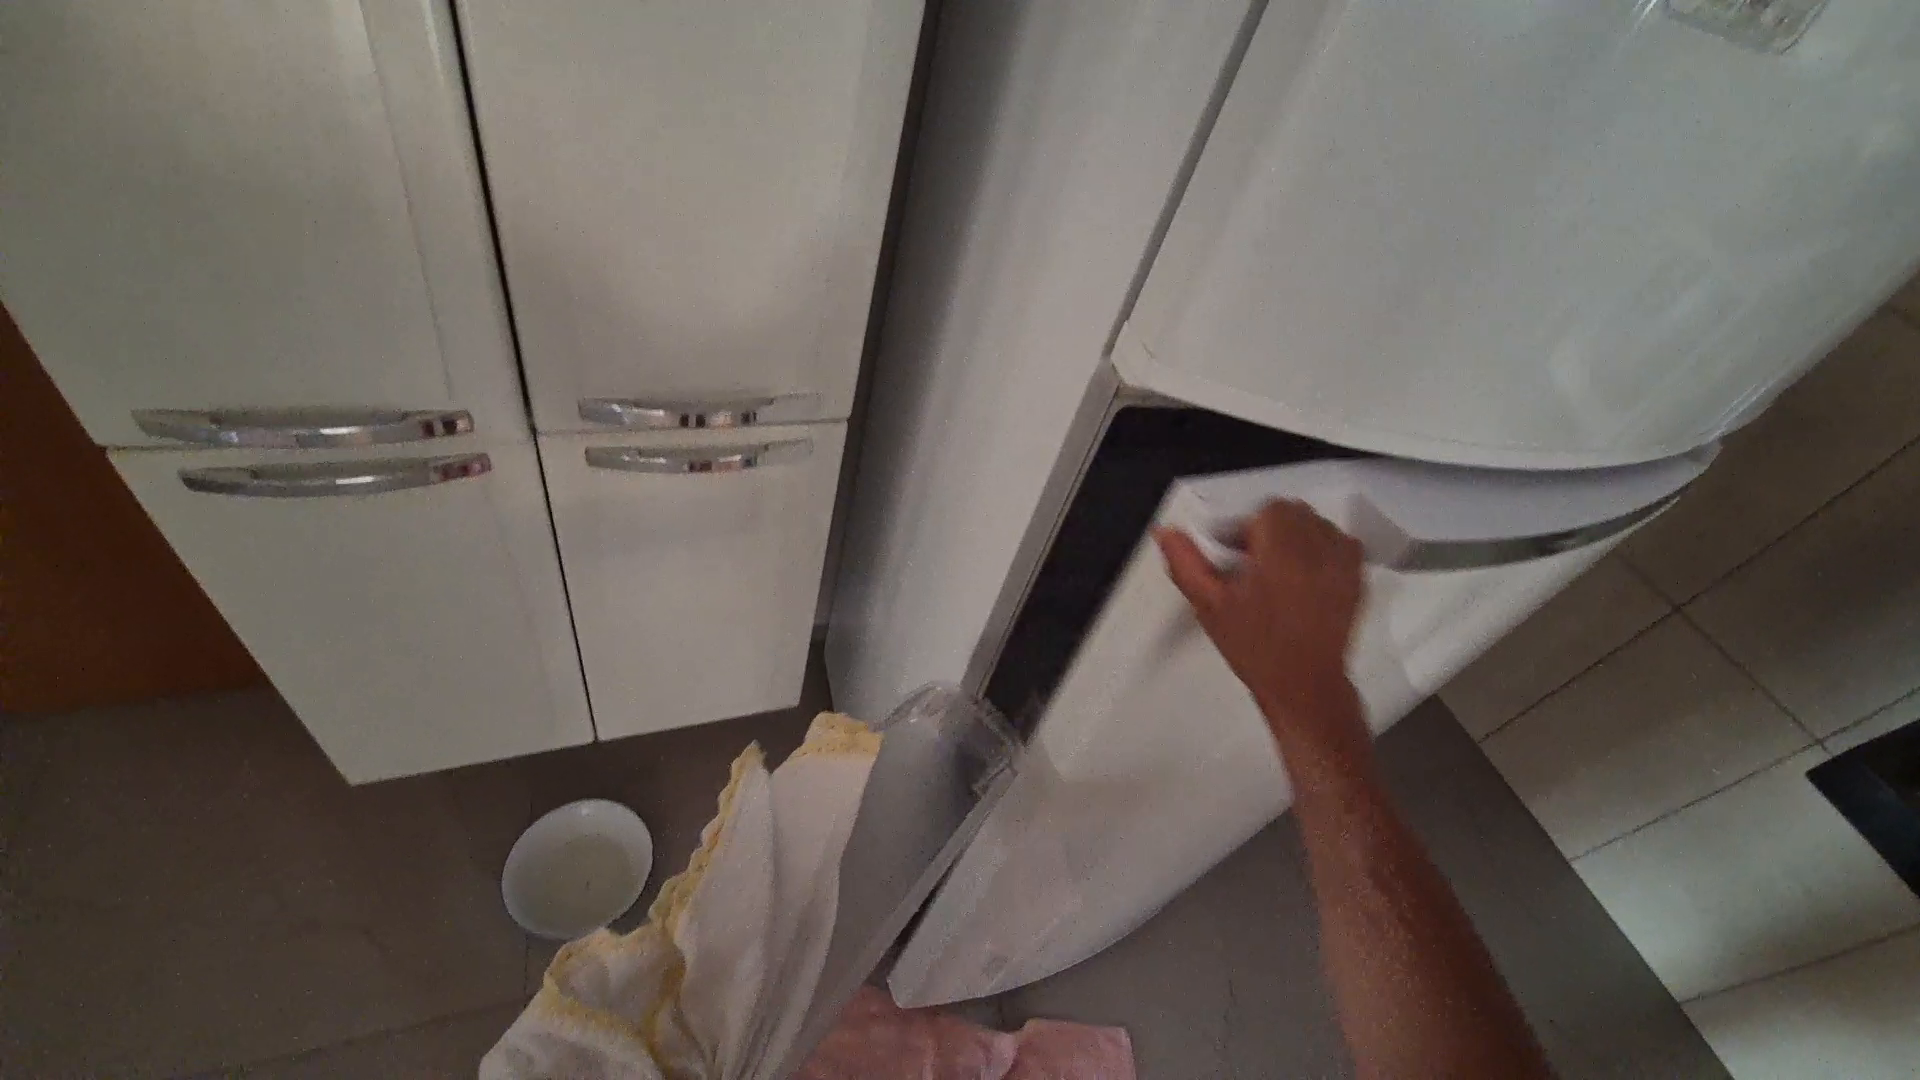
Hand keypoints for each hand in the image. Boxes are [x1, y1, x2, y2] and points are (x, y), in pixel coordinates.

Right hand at [1153, 500, 1369, 772]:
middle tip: (1254, 564)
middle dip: (1271, 529)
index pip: (1269, 510)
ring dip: (1297, 536)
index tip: (1237, 558)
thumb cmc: (1252, 646)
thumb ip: (1186, 563)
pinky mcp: (1358, 579)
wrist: (1303, 685)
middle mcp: (1319, 550)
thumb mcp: (1209, 605)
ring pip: (1318, 524)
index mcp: (1282, 553)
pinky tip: (1306, 575)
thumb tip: (1164, 530)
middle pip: (1294, 512)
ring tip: (1281, 570)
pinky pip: (1341, 542)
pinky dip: (1322, 548)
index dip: (1247, 529)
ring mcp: (1344, 564)